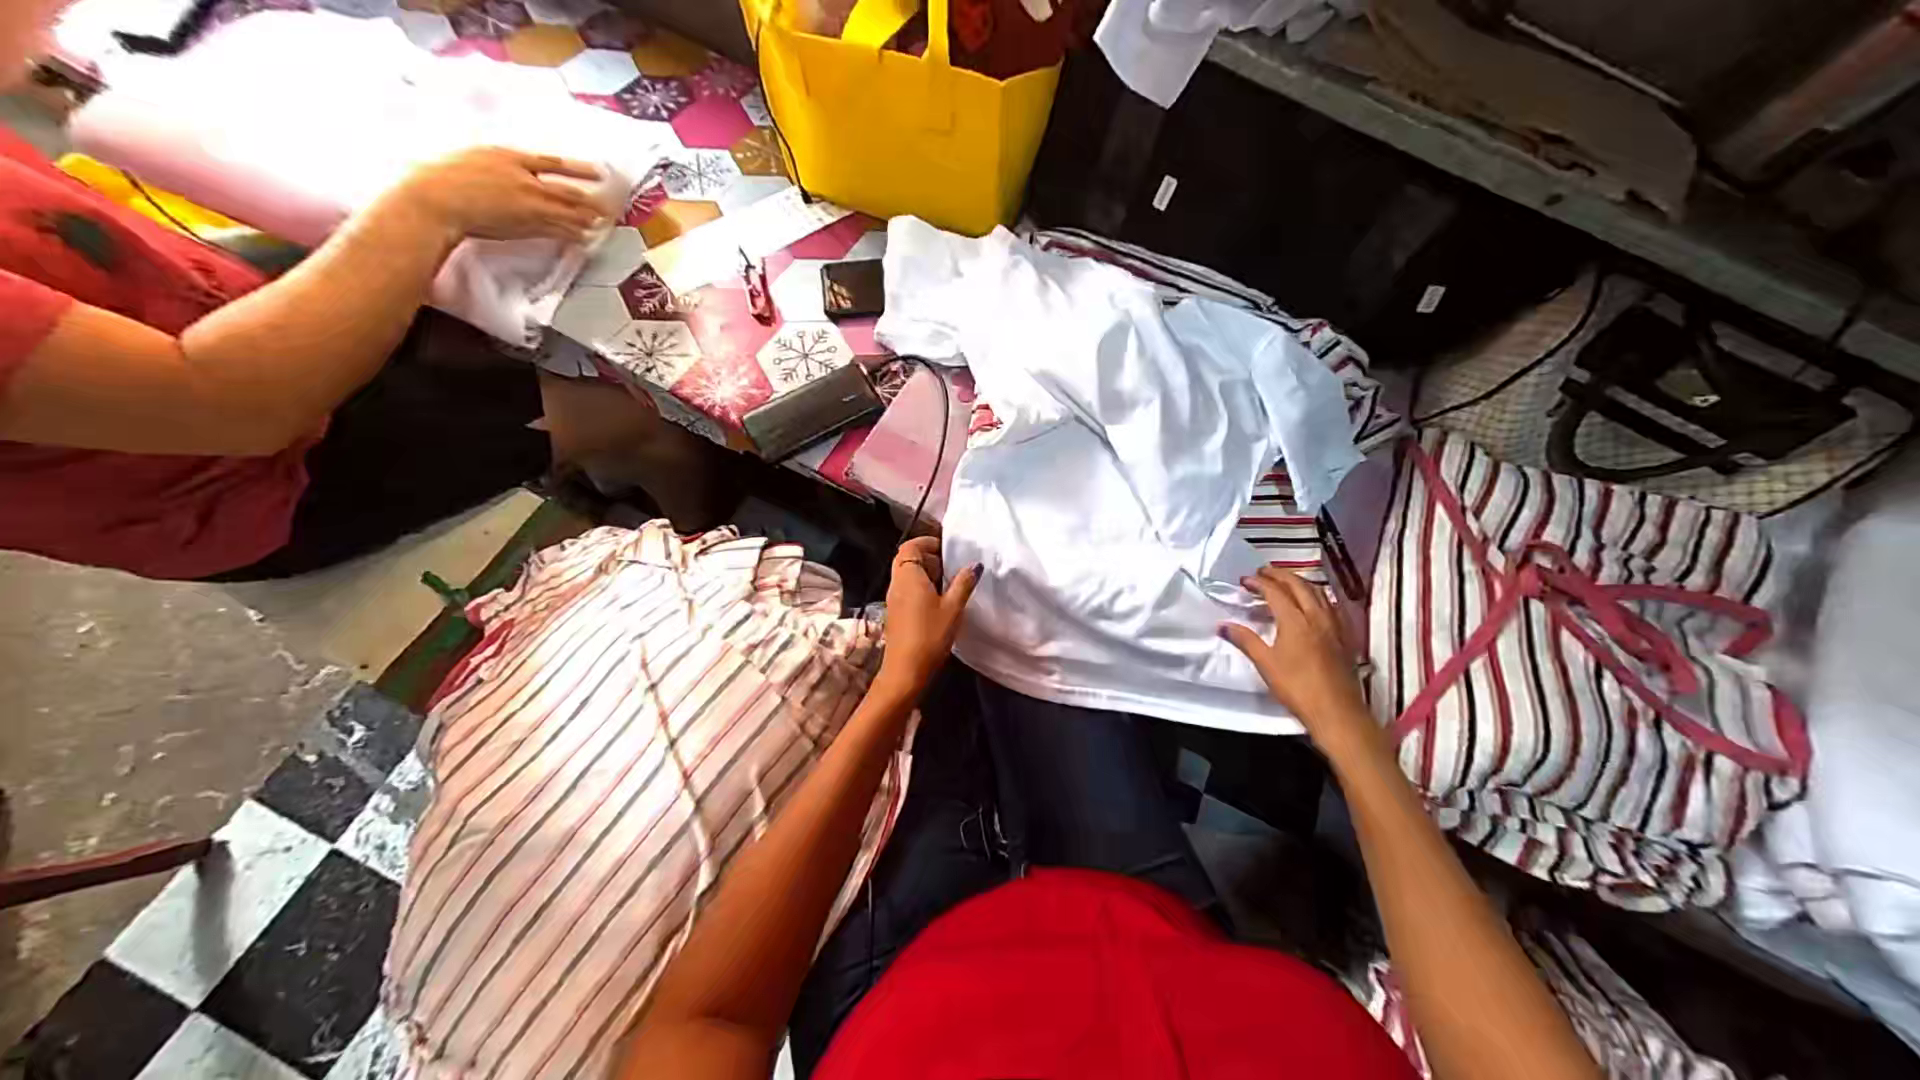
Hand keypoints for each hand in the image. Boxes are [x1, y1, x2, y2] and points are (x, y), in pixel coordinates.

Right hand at [393, 147, 608, 242]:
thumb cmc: (443, 177)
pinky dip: (574, 234)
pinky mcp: (528, 224)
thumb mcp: (474, 158)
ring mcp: (529, 203)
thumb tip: (509, 169)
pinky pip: (559, 230)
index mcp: (510, 157)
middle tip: (612, 204)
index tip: (599, 171)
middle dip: (592, 198)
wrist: (436, 198)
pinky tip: (585, 238)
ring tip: (603, 223)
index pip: (554, 162)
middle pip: (568, 190)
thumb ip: (497, 164)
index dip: (579, 168)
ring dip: (588, 218)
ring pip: (568, 212)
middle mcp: (525, 180)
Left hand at [877, 537, 980, 695]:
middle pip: (907, 558)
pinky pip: (906, 589)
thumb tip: (974, 565)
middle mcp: (897, 583)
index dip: (927, 542)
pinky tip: (939, 601)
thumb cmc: (930, 634)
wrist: (905, 669)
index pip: (910, 546)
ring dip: (926, 573)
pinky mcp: (895, 612)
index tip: (947, 547)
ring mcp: (894, 598)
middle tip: (951, 566)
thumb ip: (964, 583)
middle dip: (928, 557)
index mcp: (908, 576)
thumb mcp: (953, 607)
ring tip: (949, 583)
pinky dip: (920, 587)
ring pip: (907, 574)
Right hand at [1220, 567, 1375, 753]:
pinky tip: (1314, 602)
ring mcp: (1335, 626)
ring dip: (1300, 582)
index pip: (1276, 592)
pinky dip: (1318, 596)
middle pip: (1299, 585)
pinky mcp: (1345, 636)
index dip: (1259, 583)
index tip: (1245, 580)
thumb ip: (1245, 640)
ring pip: (1318, 592)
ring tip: (1285, 582)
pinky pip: (1331, 605)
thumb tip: (1223, 625)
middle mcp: (1317, 617)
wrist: (1337, 712)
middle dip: (1280, 575)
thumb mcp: (1266, 664)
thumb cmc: (1298, 688)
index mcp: (1296, 621)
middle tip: (1263, 572)